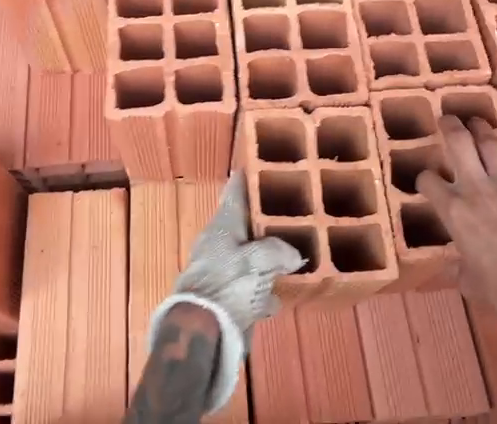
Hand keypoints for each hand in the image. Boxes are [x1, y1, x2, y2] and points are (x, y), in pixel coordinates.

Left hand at [148, 172, 304, 410]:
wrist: (201, 331)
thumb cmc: (228, 284)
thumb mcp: (259, 261)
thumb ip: (279, 251)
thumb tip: (294, 255)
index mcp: (223, 225)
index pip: (235, 193)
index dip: (246, 178)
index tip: (257, 166)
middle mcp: (217, 243)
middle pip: (241, 225)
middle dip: (262, 221)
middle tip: (286, 215)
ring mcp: (217, 271)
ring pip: (244, 257)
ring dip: (262, 258)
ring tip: (288, 256)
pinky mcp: (220, 298)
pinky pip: (245, 289)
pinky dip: (259, 292)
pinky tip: (275, 300)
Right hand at [417, 115, 496, 330]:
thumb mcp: (469, 282)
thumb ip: (459, 266)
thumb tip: (457, 266)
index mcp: (453, 210)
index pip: (427, 180)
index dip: (424, 179)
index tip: (428, 182)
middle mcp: (476, 188)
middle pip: (459, 140)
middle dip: (450, 125)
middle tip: (447, 119)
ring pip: (492, 142)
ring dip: (483, 130)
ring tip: (478, 124)